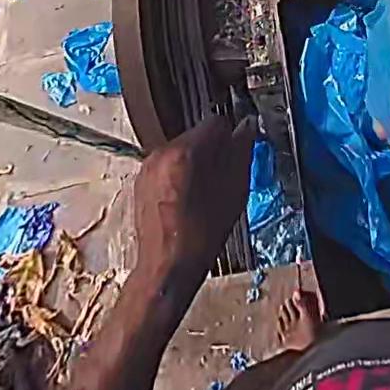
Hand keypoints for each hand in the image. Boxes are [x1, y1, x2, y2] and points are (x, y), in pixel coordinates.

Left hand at [131, 114, 256, 282]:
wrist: (167, 267)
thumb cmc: (203, 233)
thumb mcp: (235, 189)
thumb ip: (242, 151)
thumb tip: (247, 126)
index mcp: (187, 152)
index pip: (216, 121)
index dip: (230, 136)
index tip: (235, 153)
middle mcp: (163, 152)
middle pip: (198, 134)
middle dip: (213, 149)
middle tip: (222, 176)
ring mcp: (149, 165)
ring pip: (183, 148)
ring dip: (196, 160)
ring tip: (204, 189)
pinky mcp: (141, 179)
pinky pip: (169, 162)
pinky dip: (180, 172)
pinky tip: (187, 196)